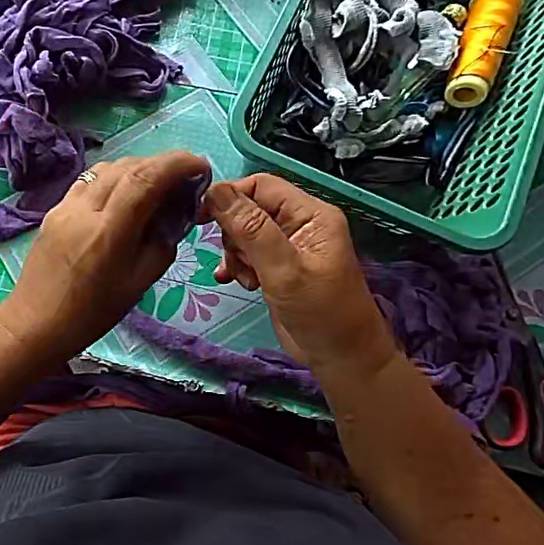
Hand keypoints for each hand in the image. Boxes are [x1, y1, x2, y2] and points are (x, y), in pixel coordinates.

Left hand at [0, 151, 211, 367]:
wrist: (37, 323)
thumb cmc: (92, 312)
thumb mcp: (140, 283)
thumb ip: (163, 244)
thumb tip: (174, 216)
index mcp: (109, 232)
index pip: (146, 179)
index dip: (177, 164)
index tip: (199, 165)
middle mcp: (85, 209)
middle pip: (128, 166)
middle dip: (162, 163)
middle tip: (184, 176)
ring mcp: (65, 206)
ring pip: (107, 168)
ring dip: (138, 167)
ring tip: (157, 183)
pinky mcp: (55, 209)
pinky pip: (89, 180)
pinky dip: (114, 177)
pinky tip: (124, 193)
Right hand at [202, 175, 398, 378]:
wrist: (342, 358)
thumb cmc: (321, 313)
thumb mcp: (284, 270)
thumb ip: (251, 230)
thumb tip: (216, 192)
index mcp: (310, 214)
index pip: (261, 186)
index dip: (229, 196)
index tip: (201, 218)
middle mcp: (300, 224)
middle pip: (250, 209)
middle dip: (234, 233)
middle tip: (238, 262)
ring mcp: (289, 247)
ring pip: (245, 233)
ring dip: (235, 254)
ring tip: (245, 278)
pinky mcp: (279, 268)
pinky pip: (249, 254)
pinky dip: (239, 266)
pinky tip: (237, 282)